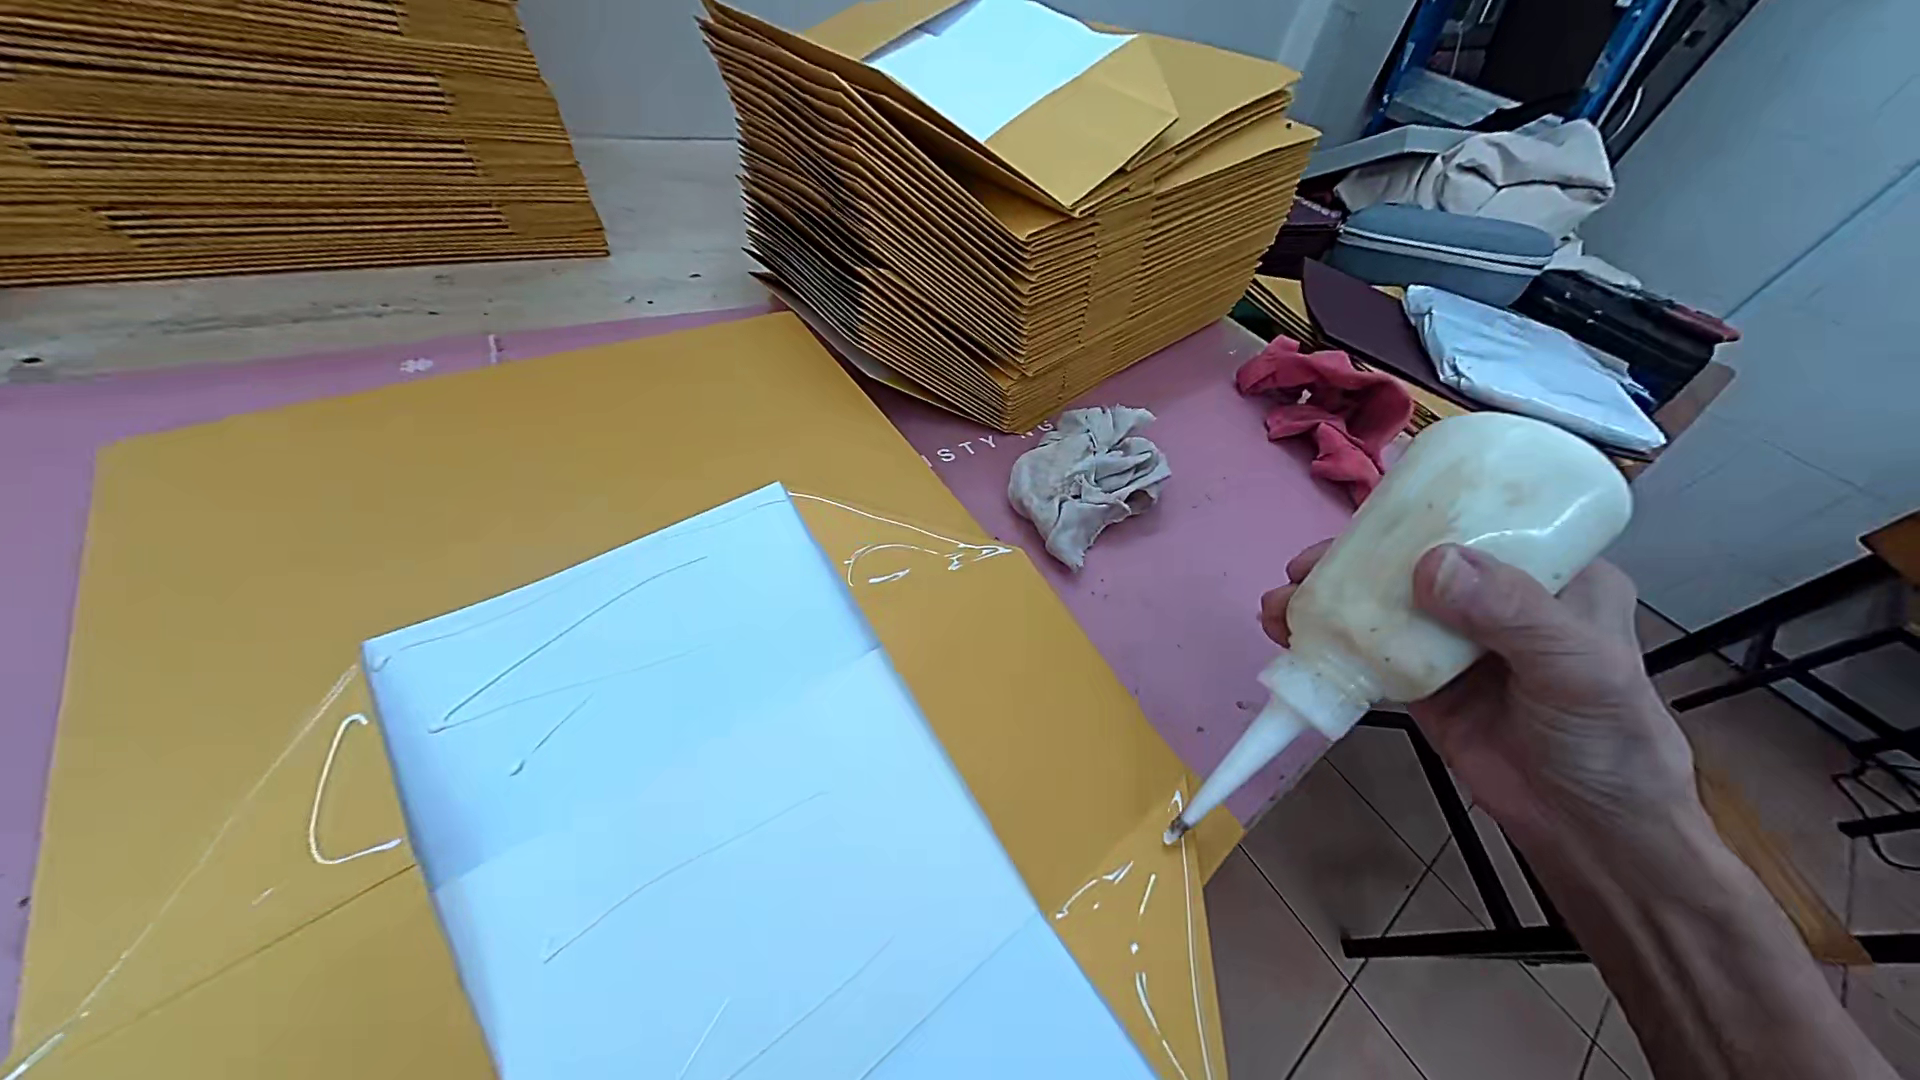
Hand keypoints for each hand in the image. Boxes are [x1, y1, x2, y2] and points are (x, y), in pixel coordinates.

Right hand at [1261, 542, 1700, 843]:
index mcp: (1547, 576)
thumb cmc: (1608, 743)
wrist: (1587, 833)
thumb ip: (1513, 613)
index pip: (1475, 525)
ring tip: (1278, 609)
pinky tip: (1289, 639)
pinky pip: (1363, 650)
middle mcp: (1491, 599)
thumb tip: (1429, 562)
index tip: (1355, 527)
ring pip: (1375, 604)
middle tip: (1299, 571)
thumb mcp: (1579, 670)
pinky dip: (1323, 641)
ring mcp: (1447, 639)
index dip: (1411, 518)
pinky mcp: (1416, 677)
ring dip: (1322, 600)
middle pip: (1406, 563)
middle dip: (1344, 563)